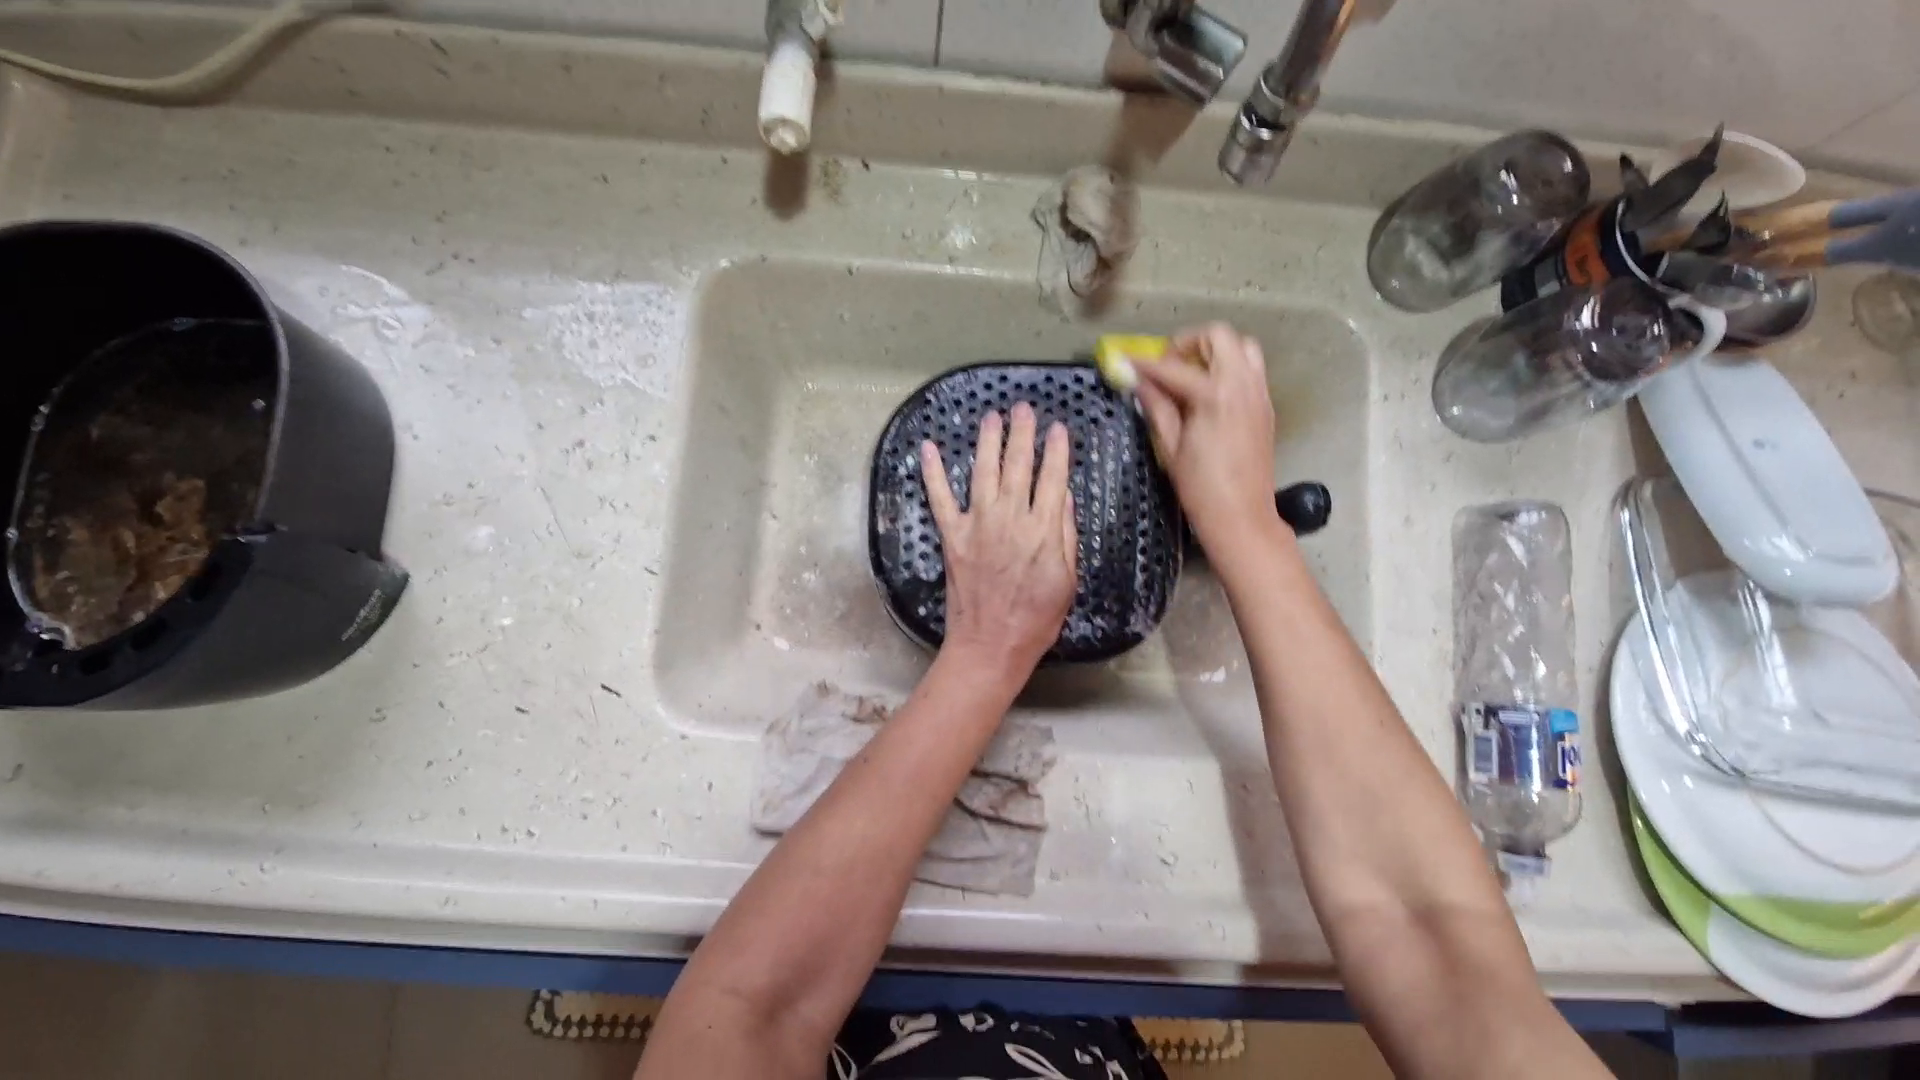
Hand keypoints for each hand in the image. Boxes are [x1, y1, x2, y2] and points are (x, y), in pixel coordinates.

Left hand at [920, 403, 1077, 681]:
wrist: (991, 644)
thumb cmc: (1036, 618)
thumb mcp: (1067, 580)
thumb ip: (1066, 536)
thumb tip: (1064, 497)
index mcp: (1043, 531)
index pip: (1053, 479)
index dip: (1056, 450)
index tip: (1057, 428)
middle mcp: (1010, 520)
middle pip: (1018, 466)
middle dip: (1022, 434)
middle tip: (1023, 408)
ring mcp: (977, 526)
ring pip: (983, 472)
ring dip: (987, 441)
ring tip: (991, 417)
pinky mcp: (952, 537)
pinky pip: (939, 499)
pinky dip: (932, 473)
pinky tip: (928, 449)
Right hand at [1133, 322, 1280, 558]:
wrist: (1242, 516)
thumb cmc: (1200, 487)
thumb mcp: (1170, 446)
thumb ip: (1156, 406)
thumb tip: (1139, 382)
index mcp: (1215, 395)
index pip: (1173, 367)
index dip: (1145, 363)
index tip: (1127, 361)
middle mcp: (1242, 384)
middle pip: (1219, 336)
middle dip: (1189, 343)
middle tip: (1167, 364)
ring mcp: (1259, 393)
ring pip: (1242, 347)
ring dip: (1214, 350)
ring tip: (1191, 372)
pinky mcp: (1266, 406)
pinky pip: (1251, 369)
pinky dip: (1229, 367)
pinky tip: (1209, 392)